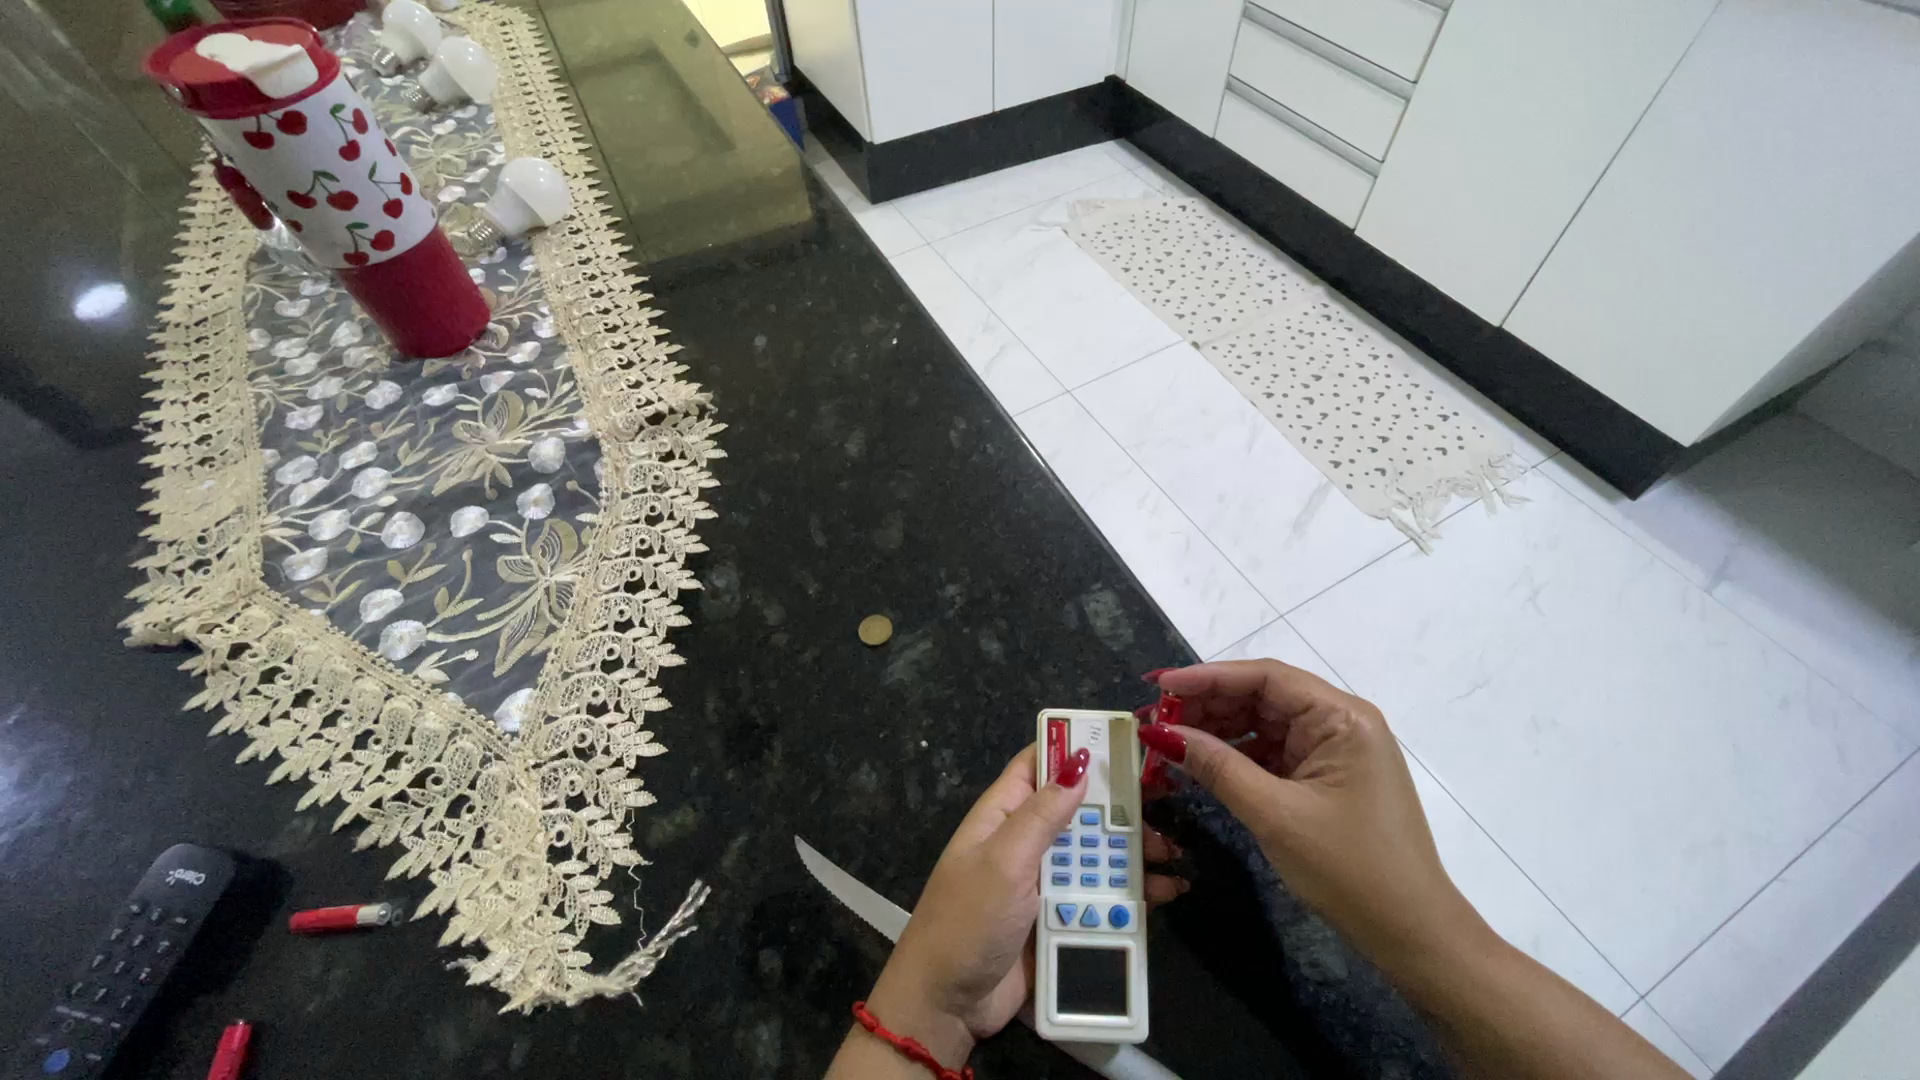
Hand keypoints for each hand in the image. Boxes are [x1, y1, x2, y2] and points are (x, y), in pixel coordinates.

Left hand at [864, 745, 1187, 1063]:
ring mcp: (1044, 881)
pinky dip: (1130, 892)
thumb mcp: (1004, 860)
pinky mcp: (1060, 918)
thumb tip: (1078, 764)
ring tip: (1170, 855)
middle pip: (1078, 811)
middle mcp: (1025, 841)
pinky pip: (1100, 895)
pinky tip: (1163, 890)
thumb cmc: (969, 920)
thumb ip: (1043, 815)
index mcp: (1002, 815)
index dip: (1073, 749)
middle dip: (1117, 808)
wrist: (949, 1003)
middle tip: (1161, 810)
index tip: (1121, 742)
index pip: (1038, 765)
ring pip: (1095, 855)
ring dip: (1131, 853)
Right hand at [1139, 660, 1481, 978]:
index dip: (1207, 677)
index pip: (1265, 677)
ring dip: (1216, 731)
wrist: (1413, 934)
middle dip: (1206, 705)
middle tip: (1155, 721)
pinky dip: (1234, 756)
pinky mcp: (1325, 777)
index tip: (1159, 687)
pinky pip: (1270, 752)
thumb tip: (1160, 734)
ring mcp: (1333, 750)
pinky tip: (1200, 765)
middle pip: (1261, 696)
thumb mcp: (1273, 814)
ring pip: (1261, 723)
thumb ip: (1216, 766)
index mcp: (1341, 718)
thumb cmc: (1350, 868)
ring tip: (1169, 743)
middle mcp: (1339, 723)